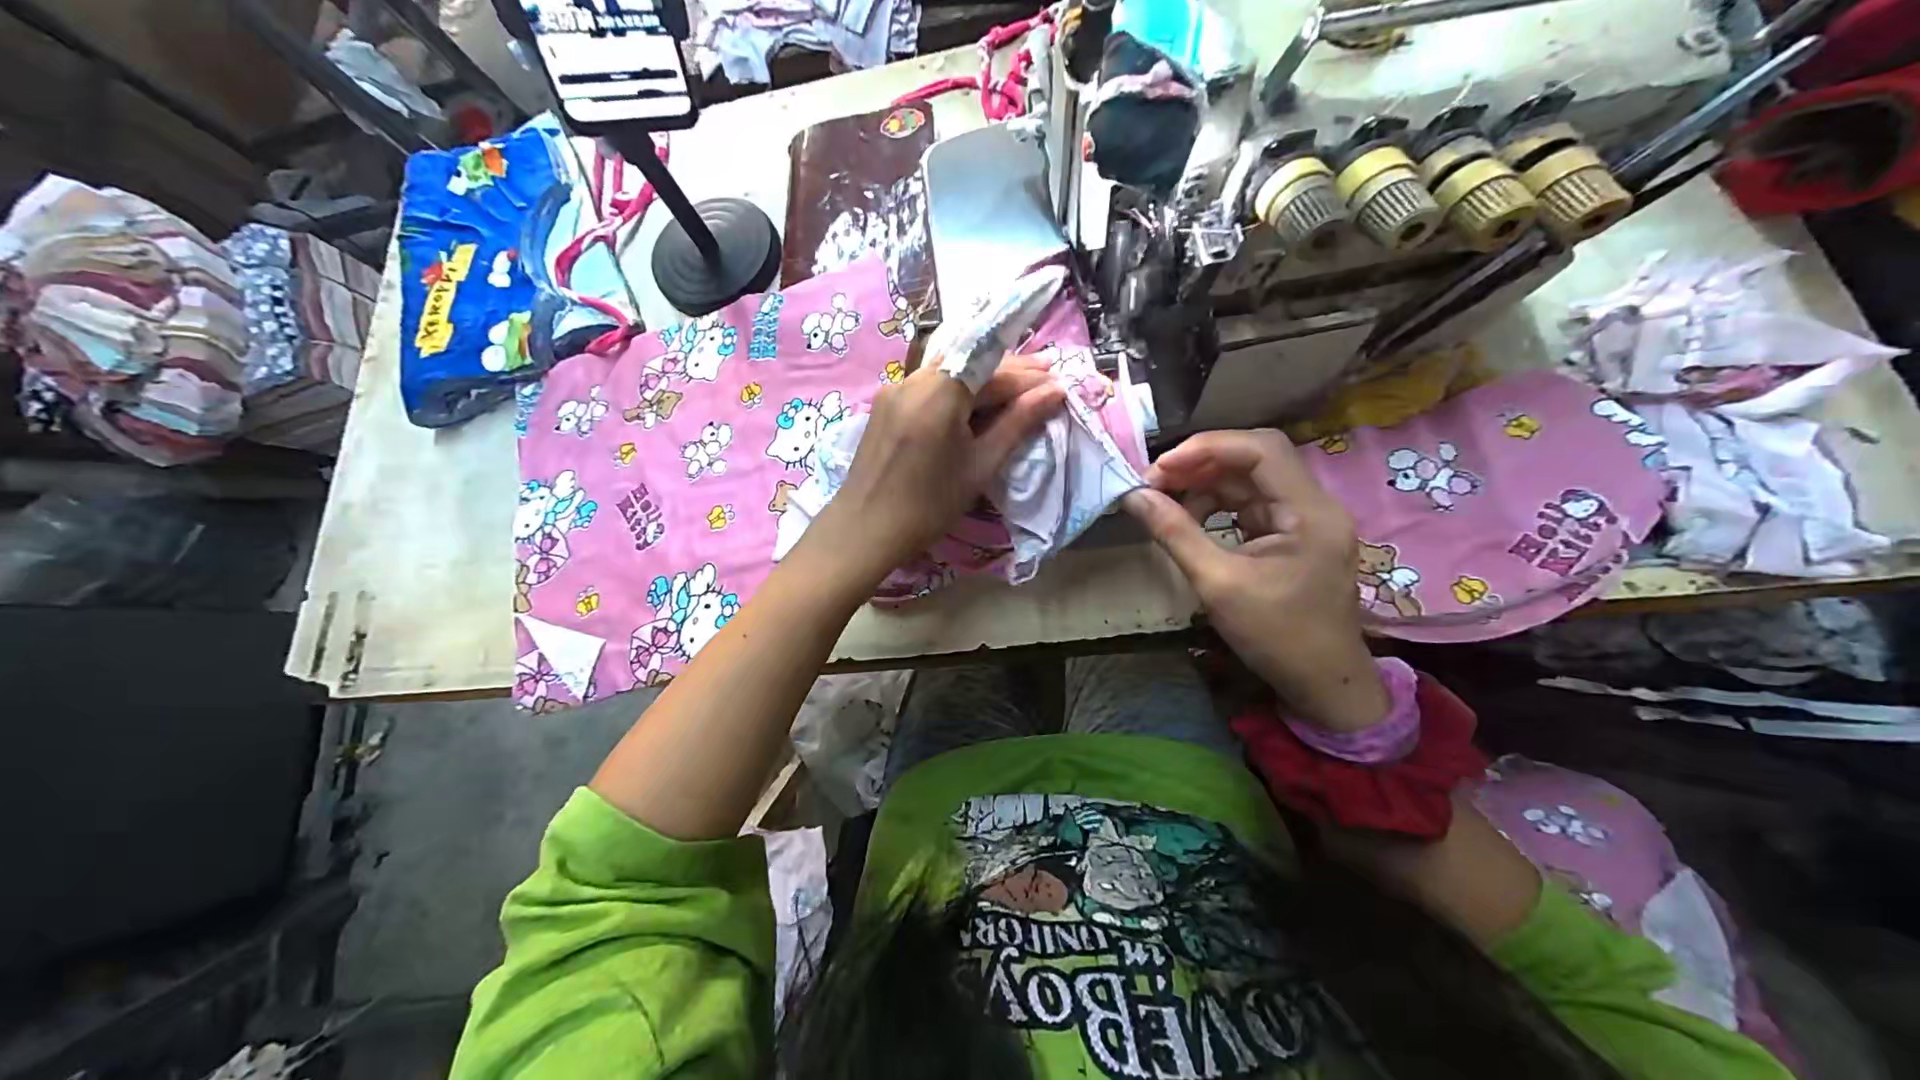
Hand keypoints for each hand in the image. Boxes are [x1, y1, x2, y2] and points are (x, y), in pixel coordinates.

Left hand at [802, 357, 1064, 592]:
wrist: (866, 528)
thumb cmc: (930, 505)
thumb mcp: (981, 466)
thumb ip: (1017, 423)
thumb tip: (1054, 392)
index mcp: (940, 393)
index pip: (993, 369)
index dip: (1027, 375)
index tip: (1057, 379)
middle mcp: (914, 379)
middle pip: (969, 362)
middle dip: (1009, 369)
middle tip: (1046, 371)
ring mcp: (895, 388)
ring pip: (949, 370)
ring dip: (983, 375)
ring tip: (1018, 382)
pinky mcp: (885, 402)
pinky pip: (929, 383)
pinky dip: (957, 386)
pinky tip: (975, 397)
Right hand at [1122, 429, 1388, 731]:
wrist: (1323, 682)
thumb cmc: (1276, 636)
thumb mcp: (1218, 584)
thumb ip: (1175, 533)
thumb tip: (1134, 496)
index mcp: (1310, 511)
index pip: (1261, 450)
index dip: (1208, 448)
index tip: (1160, 468)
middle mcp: (1314, 504)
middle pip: (1255, 459)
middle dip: (1201, 464)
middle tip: (1154, 483)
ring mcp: (1306, 519)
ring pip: (1250, 481)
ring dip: (1205, 485)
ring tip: (1165, 502)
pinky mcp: (1294, 534)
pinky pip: (1251, 504)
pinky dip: (1217, 505)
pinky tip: (1190, 520)